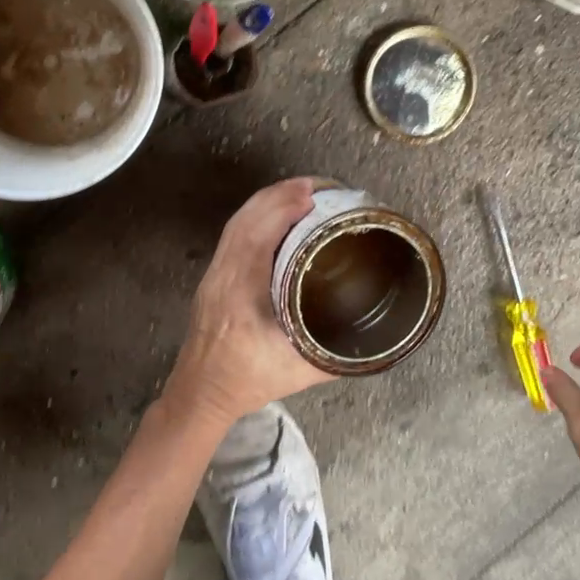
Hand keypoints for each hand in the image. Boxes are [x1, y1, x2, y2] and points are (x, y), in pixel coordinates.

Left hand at [164, 178, 335, 427]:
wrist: (202, 393)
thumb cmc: (248, 381)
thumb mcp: (300, 369)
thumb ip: (337, 353)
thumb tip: (377, 337)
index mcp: (242, 293)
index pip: (258, 234)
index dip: (284, 207)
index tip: (313, 194)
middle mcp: (224, 275)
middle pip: (246, 219)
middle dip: (278, 195)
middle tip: (314, 186)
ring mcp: (214, 274)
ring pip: (237, 223)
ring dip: (266, 202)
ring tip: (299, 192)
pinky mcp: (212, 277)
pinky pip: (232, 233)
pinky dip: (254, 215)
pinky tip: (275, 215)